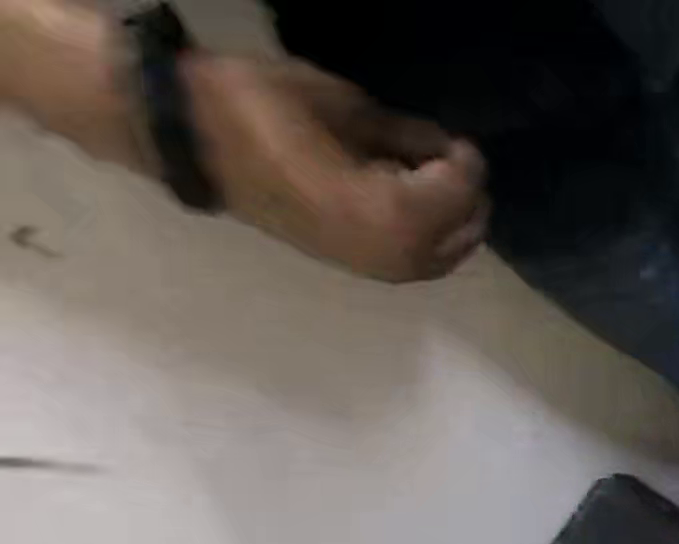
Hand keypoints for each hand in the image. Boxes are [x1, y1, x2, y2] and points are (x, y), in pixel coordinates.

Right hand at [180, 56, 488, 281]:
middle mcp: (404, 256)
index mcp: (398, 217)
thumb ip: (409, 134)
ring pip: (455, 246)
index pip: (463, 190)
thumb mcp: (345, 108)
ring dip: (451, 214)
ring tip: (420, 176)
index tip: (459, 140)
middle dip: (465, 192)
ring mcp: (388, 270)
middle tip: (440, 158)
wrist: (180, 140)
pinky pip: (428, 256)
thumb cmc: (257, 110)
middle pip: (470, 225)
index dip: (466, 161)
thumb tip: (445, 145)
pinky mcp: (371, 272)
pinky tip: (405, 198)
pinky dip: (432, 230)